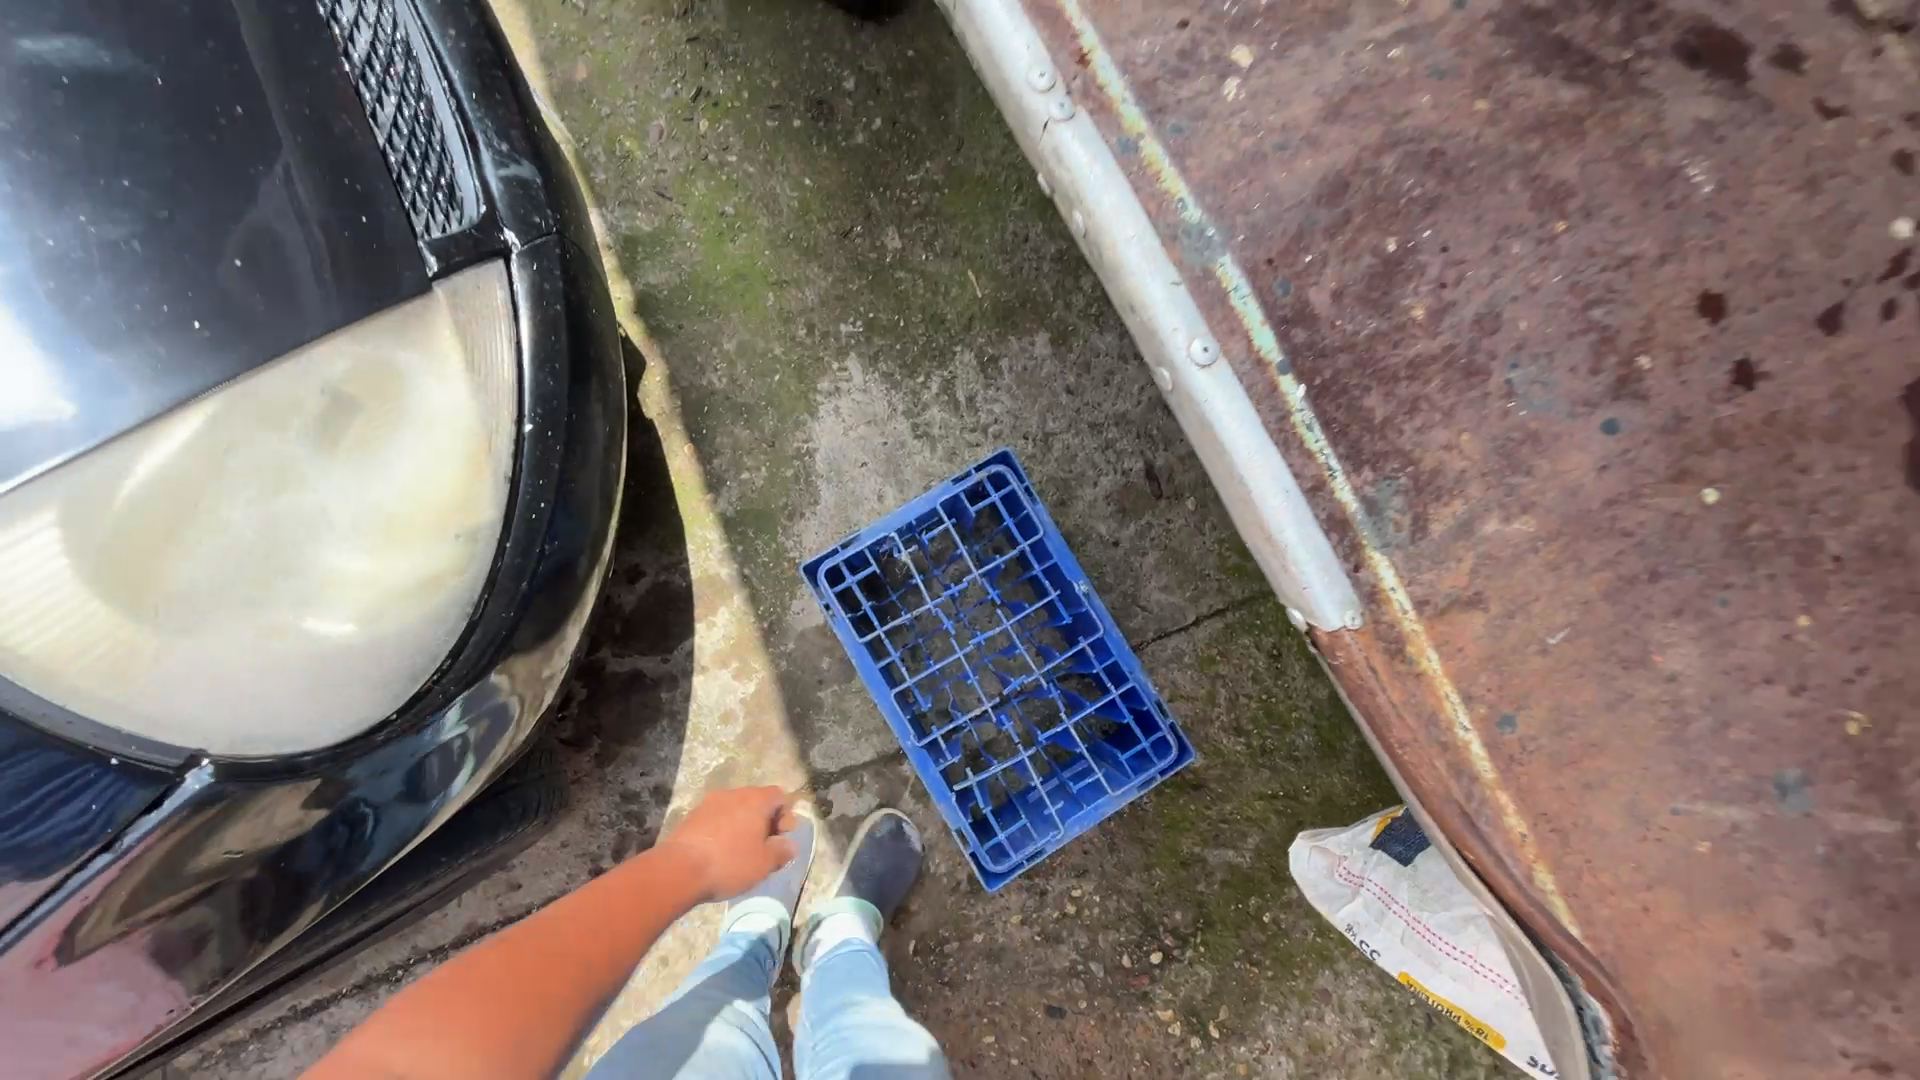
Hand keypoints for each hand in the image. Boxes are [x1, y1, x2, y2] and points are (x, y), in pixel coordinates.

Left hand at [655, 786, 798, 901]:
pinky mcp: (692, 816)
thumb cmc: (729, 863)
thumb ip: (782, 851)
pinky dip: (724, 830)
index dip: (786, 815)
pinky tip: (720, 852)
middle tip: (764, 846)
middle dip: (765, 821)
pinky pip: (717, 818)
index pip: (779, 795)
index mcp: (756, 800)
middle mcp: (734, 794)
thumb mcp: (764, 863)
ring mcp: (710, 803)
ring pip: (736, 809)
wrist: (678, 870)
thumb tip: (789, 845)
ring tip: (741, 851)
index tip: (781, 837)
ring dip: (743, 825)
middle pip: (757, 801)